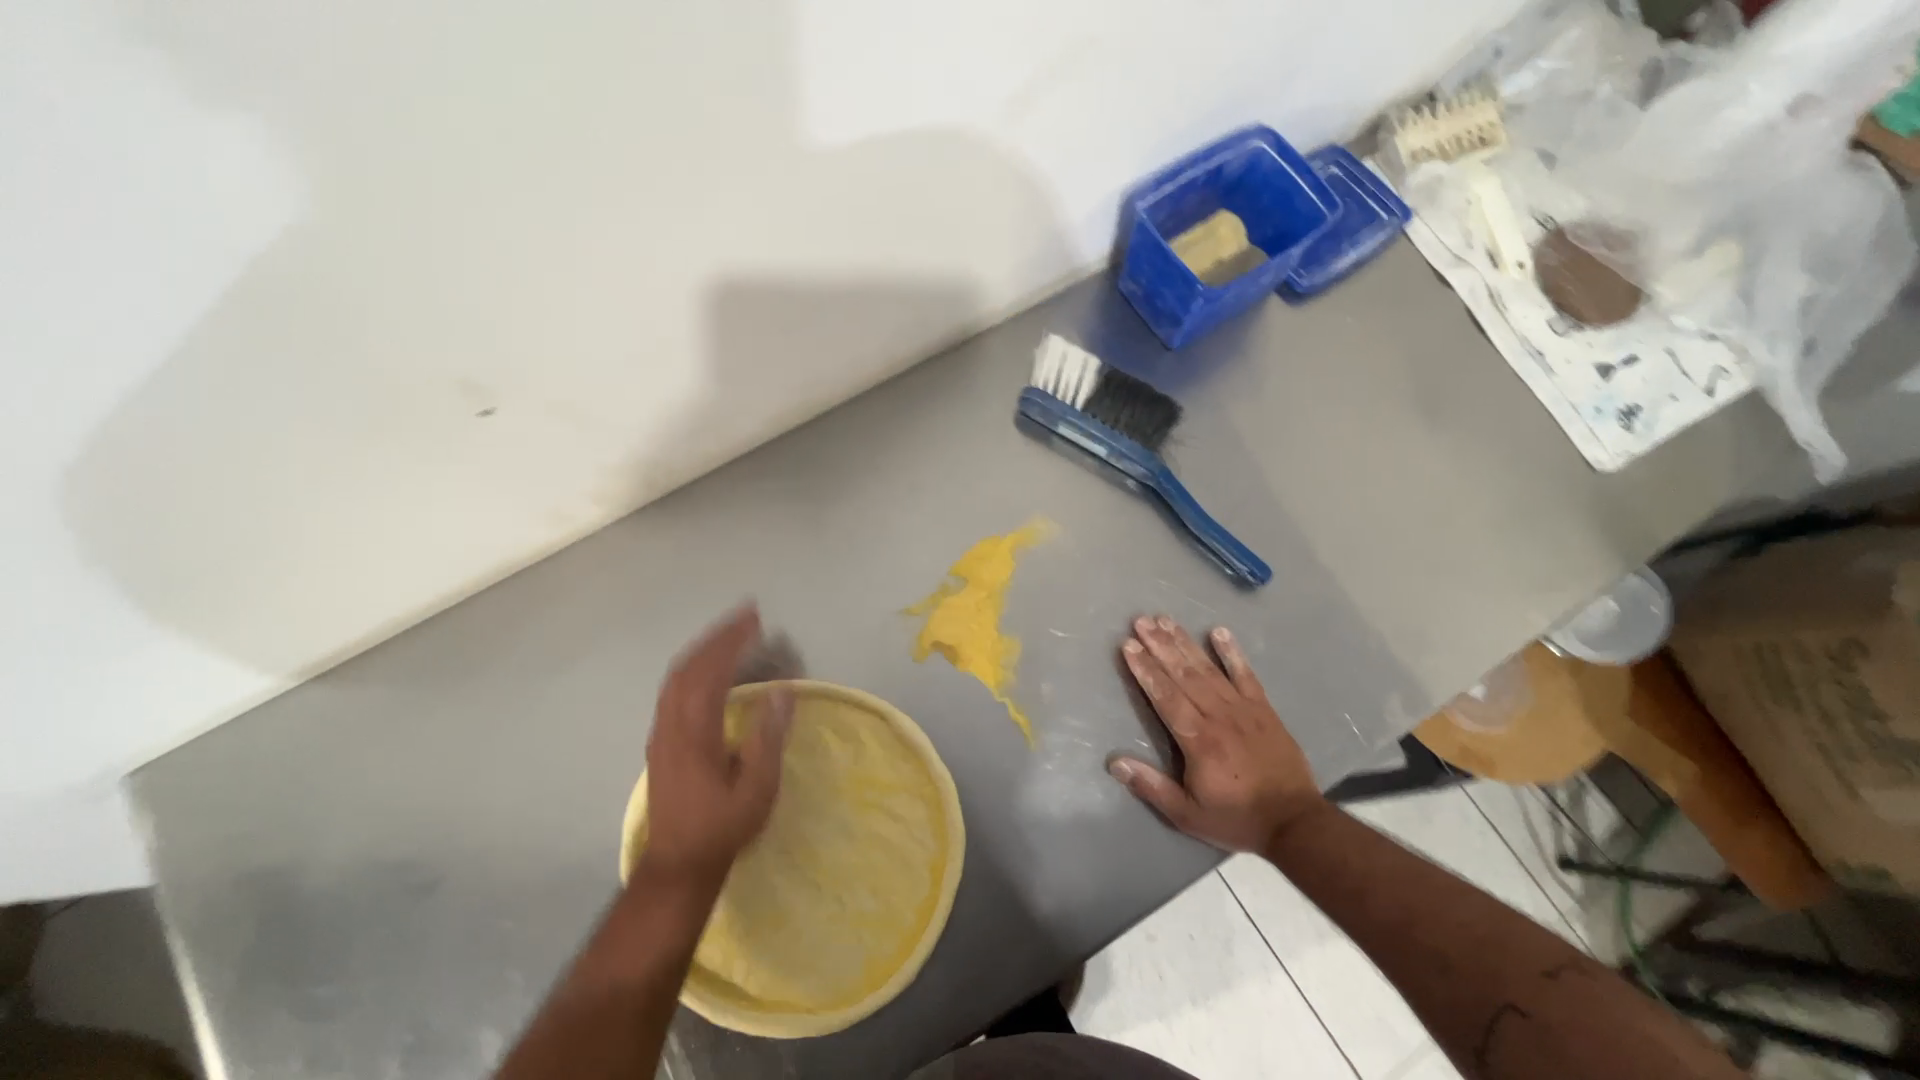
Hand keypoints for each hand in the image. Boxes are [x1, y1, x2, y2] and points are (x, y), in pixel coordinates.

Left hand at [641, 605, 795, 885]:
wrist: (678, 864)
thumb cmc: (723, 828)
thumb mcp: (757, 788)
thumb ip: (768, 737)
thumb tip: (783, 691)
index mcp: (694, 732)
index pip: (711, 672)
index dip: (732, 641)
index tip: (755, 619)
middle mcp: (671, 725)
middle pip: (689, 666)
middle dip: (718, 637)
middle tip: (748, 618)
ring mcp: (661, 733)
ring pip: (676, 677)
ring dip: (704, 650)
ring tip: (732, 636)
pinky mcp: (660, 742)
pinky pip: (672, 690)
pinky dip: (693, 667)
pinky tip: (710, 670)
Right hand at [1109, 615, 1327, 852]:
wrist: (1295, 822)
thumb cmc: (1236, 819)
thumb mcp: (1187, 814)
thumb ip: (1151, 787)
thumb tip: (1115, 763)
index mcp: (1198, 741)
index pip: (1165, 697)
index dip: (1146, 670)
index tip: (1129, 646)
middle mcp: (1219, 717)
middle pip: (1184, 675)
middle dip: (1160, 646)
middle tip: (1141, 621)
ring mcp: (1244, 710)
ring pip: (1209, 669)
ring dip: (1185, 643)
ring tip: (1166, 620)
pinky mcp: (1264, 710)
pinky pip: (1246, 675)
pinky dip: (1232, 653)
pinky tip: (1219, 632)